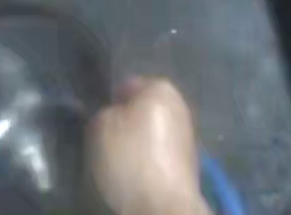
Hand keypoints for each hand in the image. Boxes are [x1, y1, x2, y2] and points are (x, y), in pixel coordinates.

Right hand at [87, 77, 211, 214]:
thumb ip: (102, 113)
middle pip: (142, 111)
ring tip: (122, 167)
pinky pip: (161, 158)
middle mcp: (179, 104)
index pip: (126, 87)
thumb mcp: (100, 127)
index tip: (100, 125)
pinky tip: (139, 180)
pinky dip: (150, 165)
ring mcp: (187, 135)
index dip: (109, 105)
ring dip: (139, 146)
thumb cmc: (132, 158)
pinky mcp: (190, 165)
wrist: (165, 207)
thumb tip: (110, 116)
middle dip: (126, 125)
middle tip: (109, 146)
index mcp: (160, 86)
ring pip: (152, 135)